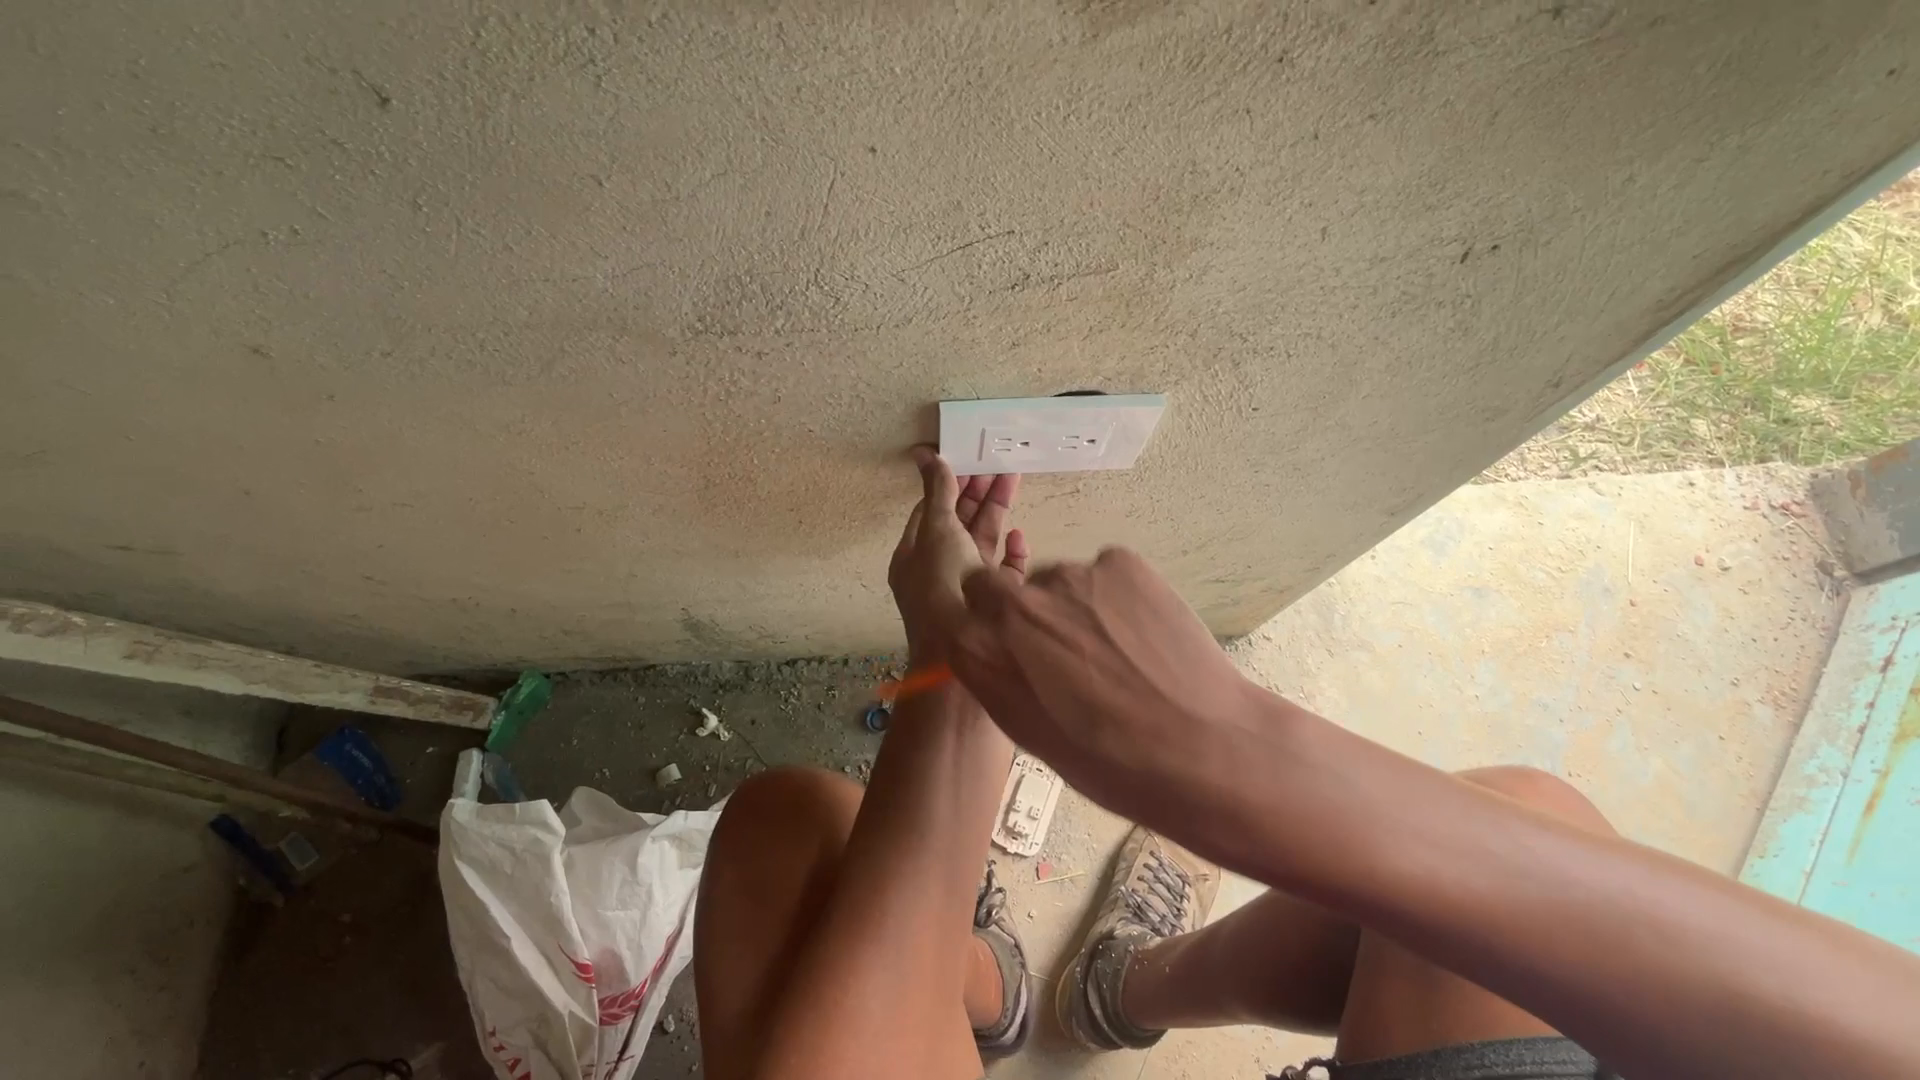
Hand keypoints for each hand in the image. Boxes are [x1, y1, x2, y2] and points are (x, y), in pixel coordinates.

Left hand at [888, 447, 1028, 662]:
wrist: (963, 651)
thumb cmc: (943, 586)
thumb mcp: (936, 530)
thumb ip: (938, 491)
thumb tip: (925, 454)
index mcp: (915, 556)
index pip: (930, 511)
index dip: (948, 485)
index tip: (968, 460)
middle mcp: (939, 572)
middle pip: (959, 524)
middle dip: (977, 493)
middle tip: (997, 462)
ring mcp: (967, 589)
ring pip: (983, 543)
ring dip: (996, 512)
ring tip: (1013, 479)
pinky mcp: (995, 604)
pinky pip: (1004, 573)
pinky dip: (1013, 553)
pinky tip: (1020, 536)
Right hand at [946, 547, 1270, 821]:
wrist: (1200, 745)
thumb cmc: (1108, 762)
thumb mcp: (1029, 731)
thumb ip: (997, 675)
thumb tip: (993, 648)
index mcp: (979, 648)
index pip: (957, 611)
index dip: (981, 626)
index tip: (1006, 645)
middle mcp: (1013, 601)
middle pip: (997, 585)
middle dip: (1018, 608)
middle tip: (1061, 647)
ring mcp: (1069, 574)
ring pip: (1057, 580)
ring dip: (1073, 605)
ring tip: (1117, 650)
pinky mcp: (1118, 560)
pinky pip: (1104, 572)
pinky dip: (1115, 595)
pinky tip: (1142, 632)